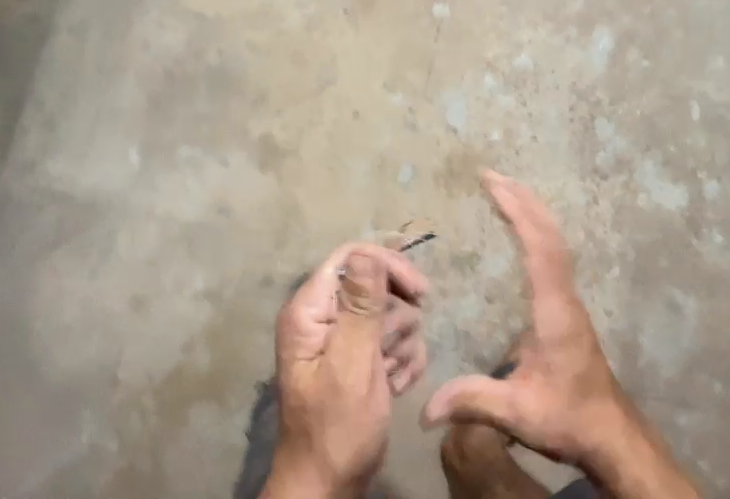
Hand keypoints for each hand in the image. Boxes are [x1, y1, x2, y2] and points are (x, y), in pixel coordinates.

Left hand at [264, 244, 430, 497]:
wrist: (329, 487)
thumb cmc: (336, 429)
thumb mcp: (352, 366)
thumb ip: (360, 308)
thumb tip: (367, 254)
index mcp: (310, 310)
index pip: (353, 257)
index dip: (388, 266)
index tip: (420, 292)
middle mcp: (323, 316)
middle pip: (377, 284)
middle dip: (395, 318)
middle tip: (391, 353)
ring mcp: (342, 338)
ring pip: (391, 312)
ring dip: (401, 344)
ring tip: (391, 377)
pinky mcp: (360, 358)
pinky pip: (394, 339)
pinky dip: (402, 361)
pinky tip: (397, 386)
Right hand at [421, 172, 698, 497]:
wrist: (610, 434)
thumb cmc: (569, 419)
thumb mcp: (518, 414)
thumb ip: (474, 403)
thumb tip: (424, 410)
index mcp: (554, 310)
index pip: (539, 249)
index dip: (519, 213)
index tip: (495, 185)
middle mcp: (564, 297)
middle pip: (549, 235)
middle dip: (522, 200)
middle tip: (491, 175)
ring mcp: (568, 301)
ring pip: (555, 242)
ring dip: (532, 212)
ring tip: (504, 190)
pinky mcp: (566, 309)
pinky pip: (552, 255)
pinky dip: (536, 232)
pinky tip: (522, 232)